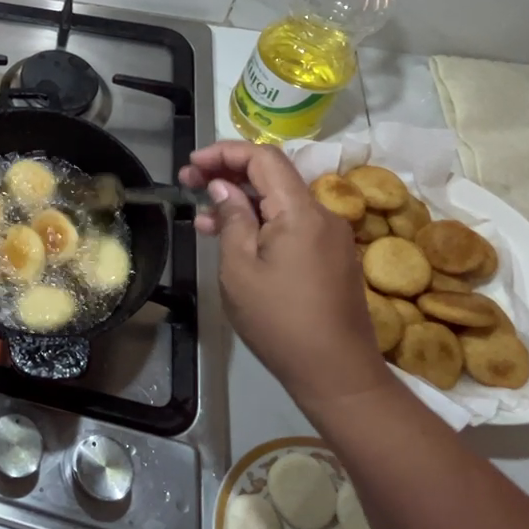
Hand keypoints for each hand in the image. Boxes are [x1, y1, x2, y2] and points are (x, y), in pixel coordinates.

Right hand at [180, 141, 394, 409]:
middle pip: (273, 174)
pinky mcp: (331, 256)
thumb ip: (231, 218)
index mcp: (301, 212)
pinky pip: (291, 223)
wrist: (338, 376)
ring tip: (201, 216)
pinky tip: (231, 237)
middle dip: (228, 173)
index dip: (224, 152)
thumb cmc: (280, 321)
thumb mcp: (239, 268)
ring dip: (240, 200)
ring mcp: (330, 236)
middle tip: (189, 182)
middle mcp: (322, 215)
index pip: (263, 157)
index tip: (192, 163)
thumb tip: (223, 186)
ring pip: (280, 200)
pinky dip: (260, 221)